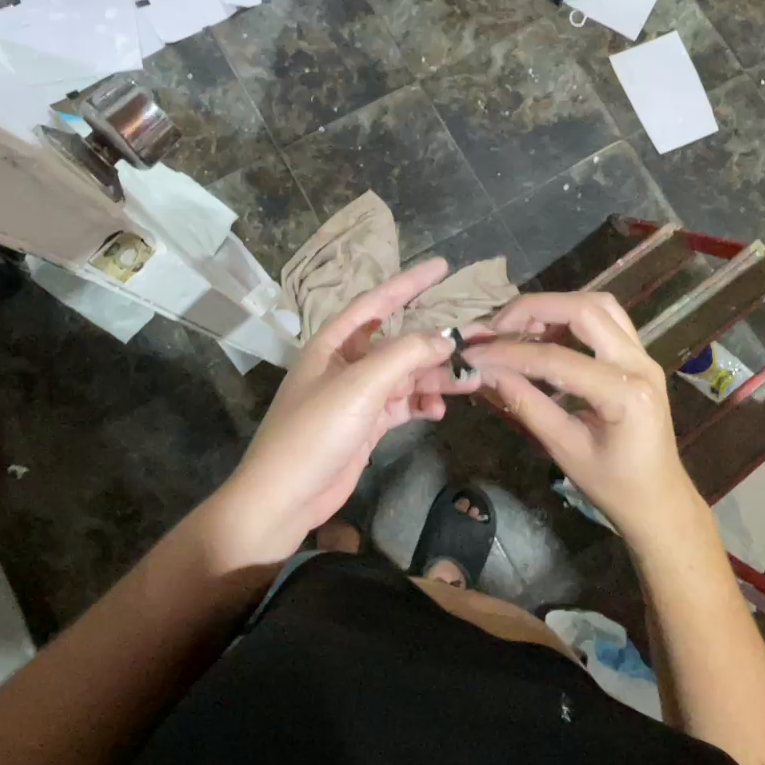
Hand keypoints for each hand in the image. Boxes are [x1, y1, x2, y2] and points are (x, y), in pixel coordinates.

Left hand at [211, 258, 479, 565]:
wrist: (284, 497)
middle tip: (480, 338)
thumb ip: (404, 356)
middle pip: (400, 343)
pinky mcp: (365, 426)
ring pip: (405, 376)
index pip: (378, 302)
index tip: (443, 267)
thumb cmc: (314, 431)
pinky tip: (438, 411)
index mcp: (334, 343)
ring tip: (470, 381)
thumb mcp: (360, 386)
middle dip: (436, 342)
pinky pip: (402, 406)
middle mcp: (346, 364)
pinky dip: (421, 405)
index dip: (409, 282)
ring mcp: (356, 397)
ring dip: (435, 377)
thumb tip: (444, 338)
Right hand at [462, 292, 704, 544]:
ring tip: (519, 326)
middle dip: (534, 309)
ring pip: (599, 305)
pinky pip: (606, 319)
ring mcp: (644, 356)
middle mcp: (640, 364)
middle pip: (585, 310)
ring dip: (555, 306)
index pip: (557, 359)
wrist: (659, 501)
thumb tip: (487, 373)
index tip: (474, 354)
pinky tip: (545, 333)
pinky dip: (572, 316)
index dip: (510, 353)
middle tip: (495, 328)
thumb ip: (527, 405)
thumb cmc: (615, 486)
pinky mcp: (639, 356)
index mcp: (626, 394)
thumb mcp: (566, 450)